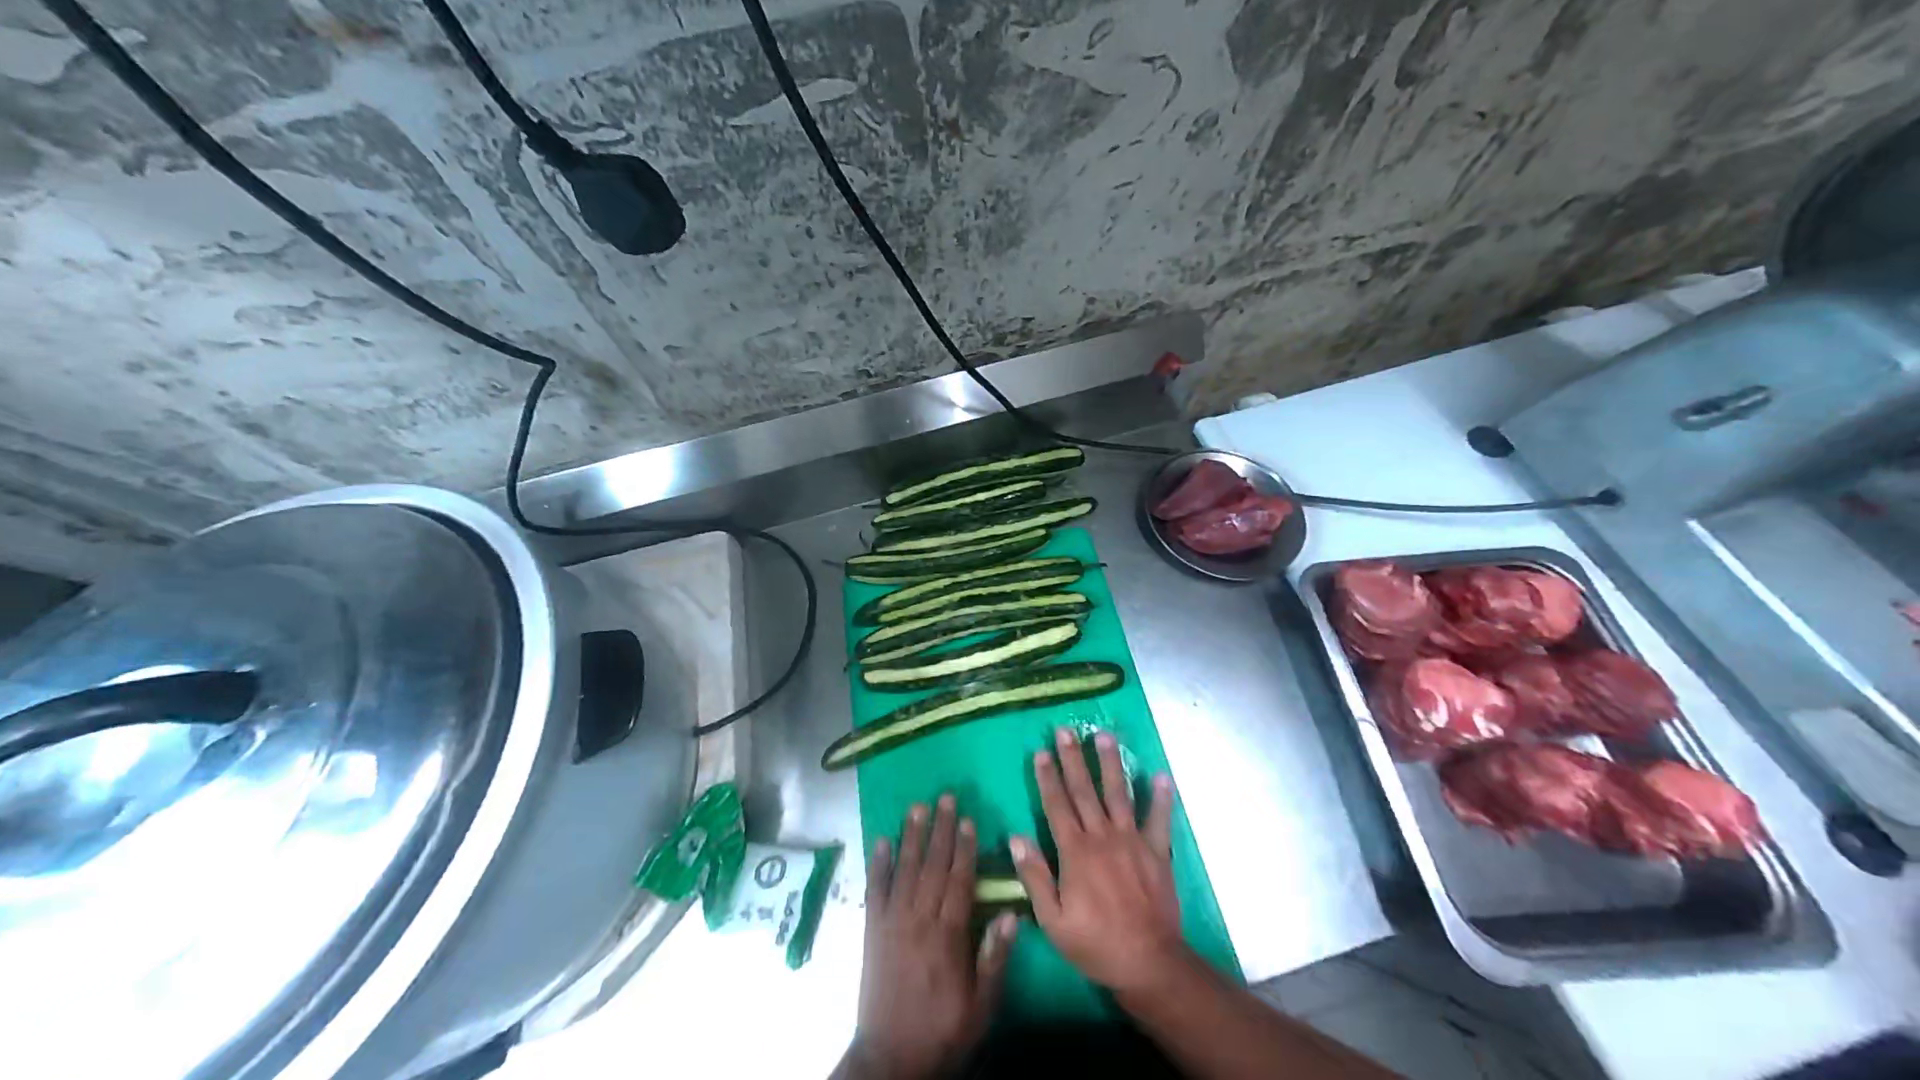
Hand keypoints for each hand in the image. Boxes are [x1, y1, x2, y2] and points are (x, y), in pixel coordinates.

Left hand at [841, 795, 1017, 1079]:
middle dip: (939, 830)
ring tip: (917, 807)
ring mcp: (892, 923)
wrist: (891, 1057)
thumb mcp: (981, 1005)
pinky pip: (874, 891)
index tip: (967, 818)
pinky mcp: (871, 931)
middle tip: (944, 797)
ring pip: (904, 870)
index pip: (959, 881)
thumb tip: (1012, 914)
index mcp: (947, 935)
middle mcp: (918, 920)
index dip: (964, 848)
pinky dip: (877, 865)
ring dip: (911, 837)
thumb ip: (995, 958)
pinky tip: (881, 841)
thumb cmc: (943, 1029)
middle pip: (931, 866)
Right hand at [1011, 727, 1189, 994]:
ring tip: (1104, 735)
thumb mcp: (1053, 919)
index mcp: (1075, 852)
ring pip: (1119, 794)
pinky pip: (1159, 820)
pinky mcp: (1157, 852)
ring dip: (1111, 763)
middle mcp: (1103, 837)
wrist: (1149, 962)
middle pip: (1085, 790)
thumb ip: (1035, 876)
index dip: (1048, 777)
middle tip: (1065, 730)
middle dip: (1073, 758)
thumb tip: (1016, 837)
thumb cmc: (1095, 943)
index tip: (1041, 751)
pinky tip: (1161, 775)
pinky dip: (1161, 798)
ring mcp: (1133, 841)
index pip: (1057, 805)